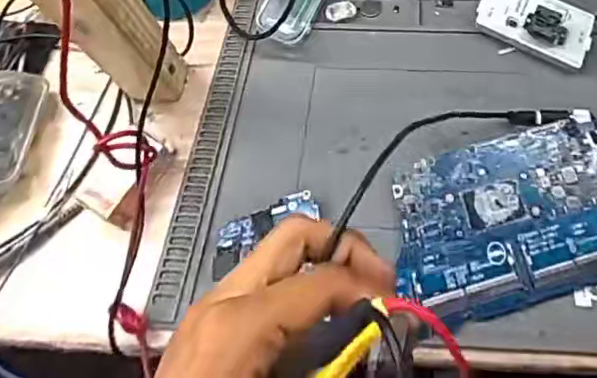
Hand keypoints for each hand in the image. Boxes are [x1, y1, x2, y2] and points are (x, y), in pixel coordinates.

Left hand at [158, 217, 394, 377]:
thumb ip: (332, 362)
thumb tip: (373, 331)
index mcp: (239, 320)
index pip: (321, 278)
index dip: (366, 289)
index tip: (393, 312)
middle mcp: (221, 297)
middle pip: (296, 235)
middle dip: (344, 248)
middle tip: (379, 280)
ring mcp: (207, 307)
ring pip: (278, 258)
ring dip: (321, 269)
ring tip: (354, 303)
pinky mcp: (203, 324)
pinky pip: (261, 287)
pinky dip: (295, 293)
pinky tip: (316, 327)